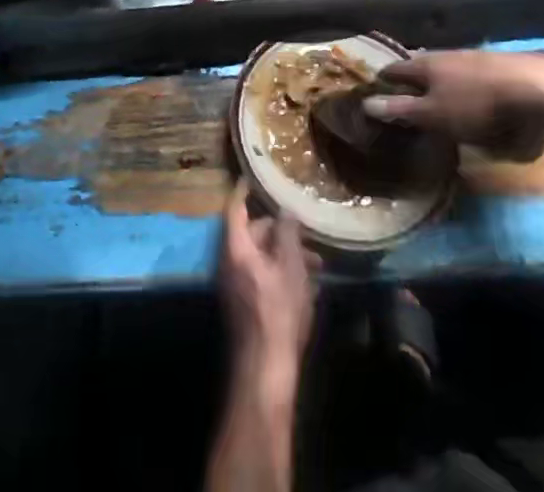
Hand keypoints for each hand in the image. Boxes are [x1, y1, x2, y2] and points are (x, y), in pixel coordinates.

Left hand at [220, 183, 317, 377]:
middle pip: (249, 234)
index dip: (242, 192)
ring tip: (316, 264)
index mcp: (235, 249)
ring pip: (257, 256)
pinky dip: (278, 270)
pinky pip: (257, 273)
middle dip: (278, 230)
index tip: (251, 179)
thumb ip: (288, 235)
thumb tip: (285, 211)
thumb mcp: (292, 268)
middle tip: (306, 233)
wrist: (265, 365)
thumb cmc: (280, 312)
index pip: (235, 210)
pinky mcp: (241, 301)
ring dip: (283, 253)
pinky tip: (306, 284)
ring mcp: (232, 283)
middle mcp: (227, 262)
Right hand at [360, 49, 543, 159]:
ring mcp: (477, 58)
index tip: (375, 89)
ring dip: (446, 85)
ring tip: (445, 103)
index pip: (395, 69)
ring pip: (452, 71)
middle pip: (424, 67)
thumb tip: (366, 103)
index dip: (383, 79)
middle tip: (410, 99)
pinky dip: (472, 91)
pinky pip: (478, 79)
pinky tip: (481, 105)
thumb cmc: (476, 104)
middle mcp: (447, 55)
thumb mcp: (432, 115)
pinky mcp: (504, 67)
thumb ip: (400, 109)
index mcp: (425, 64)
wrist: (539, 89)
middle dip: (416, 81)